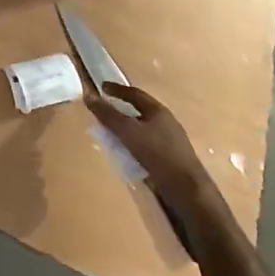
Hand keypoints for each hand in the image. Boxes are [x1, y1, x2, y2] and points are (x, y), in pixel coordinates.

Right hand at [85, 82, 215, 205]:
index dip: (117, 90)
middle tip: (106, 111)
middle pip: (140, 111)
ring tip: (113, 133)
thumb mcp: (128, 132)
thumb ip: (108, 115)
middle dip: (122, 110)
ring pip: (144, 129)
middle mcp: (166, 122)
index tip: (102, 87)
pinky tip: (127, 153)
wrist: (186, 188)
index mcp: (158, 111)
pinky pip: (147, 144)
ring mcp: (170, 140)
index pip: (134, 94)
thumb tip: (88, 97)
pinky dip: (134, 144)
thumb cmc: (157, 153)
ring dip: (128, 129)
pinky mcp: (170, 158)